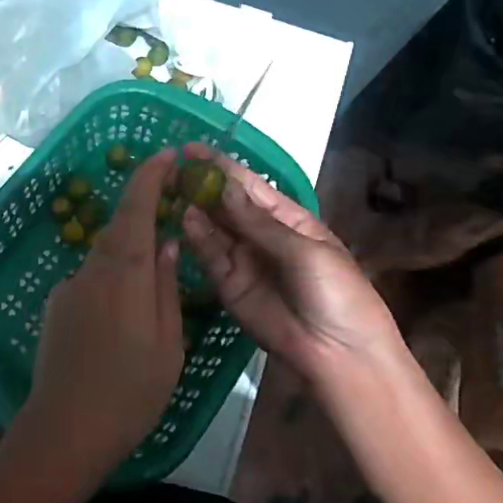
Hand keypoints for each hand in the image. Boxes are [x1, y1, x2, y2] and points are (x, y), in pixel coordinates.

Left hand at [20, 148, 184, 480]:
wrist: (66, 425)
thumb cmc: (130, 389)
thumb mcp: (166, 340)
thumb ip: (163, 285)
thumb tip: (164, 241)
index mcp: (120, 274)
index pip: (134, 212)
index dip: (148, 180)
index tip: (165, 155)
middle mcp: (87, 272)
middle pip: (116, 231)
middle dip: (140, 210)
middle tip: (171, 202)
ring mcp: (66, 289)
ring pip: (102, 257)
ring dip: (127, 249)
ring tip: (157, 263)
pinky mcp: (55, 308)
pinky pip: (90, 280)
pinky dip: (111, 277)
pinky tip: (125, 306)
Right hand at [179, 143, 405, 385]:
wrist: (336, 353)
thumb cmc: (336, 294)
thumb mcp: (304, 251)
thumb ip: (258, 222)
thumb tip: (222, 188)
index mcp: (288, 219)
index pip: (248, 185)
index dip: (220, 166)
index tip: (190, 149)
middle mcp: (259, 234)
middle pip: (223, 203)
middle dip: (199, 184)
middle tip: (168, 169)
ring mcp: (240, 258)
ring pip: (210, 226)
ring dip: (191, 207)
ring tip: (166, 189)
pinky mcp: (225, 282)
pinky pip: (206, 254)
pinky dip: (193, 236)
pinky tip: (181, 219)